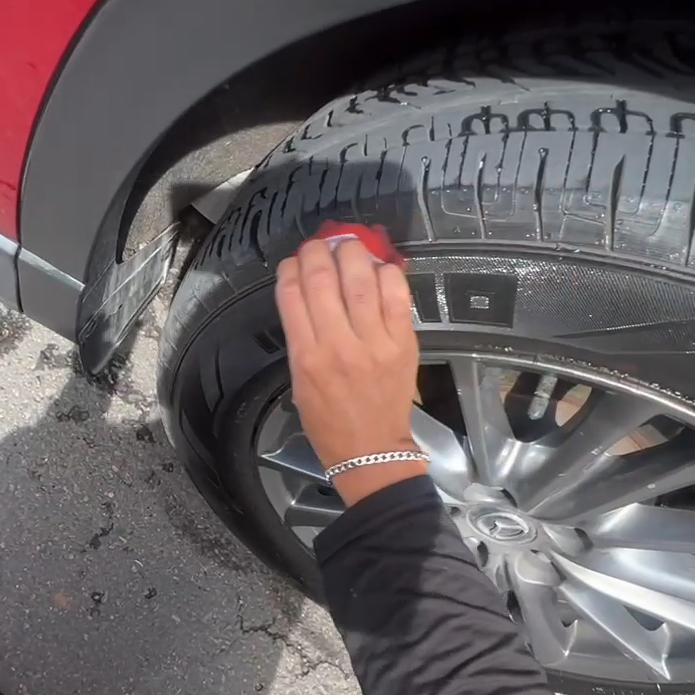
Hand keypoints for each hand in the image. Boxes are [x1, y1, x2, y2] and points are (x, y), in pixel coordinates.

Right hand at [275, 238, 426, 505]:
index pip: (292, 296)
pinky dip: (386, 273)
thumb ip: (302, 341)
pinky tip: (378, 267)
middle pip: (323, 280)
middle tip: (318, 245)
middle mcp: (337, 345)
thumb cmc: (328, 423)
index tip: (293, 261)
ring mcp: (374, 342)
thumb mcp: (300, 384)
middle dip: (317, 253)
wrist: (370, 450)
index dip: (291, 269)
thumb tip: (307, 299)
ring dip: (351, 253)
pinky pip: (395, 295)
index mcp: (306, 358)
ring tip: (347, 245)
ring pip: (360, 280)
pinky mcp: (403, 343)